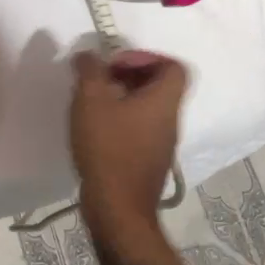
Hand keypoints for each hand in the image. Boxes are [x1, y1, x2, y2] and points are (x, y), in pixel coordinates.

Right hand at [69, 48, 187, 229]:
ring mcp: (161, 143)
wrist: (117, 208)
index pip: (174, 67)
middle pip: (159, 85)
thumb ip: (90, 69)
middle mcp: (169, 121)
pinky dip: (120, 117)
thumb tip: (90, 56)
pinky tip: (94, 126)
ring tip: (92, 100)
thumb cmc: (108, 147)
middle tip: (100, 78)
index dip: (147, 57)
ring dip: (121, 95)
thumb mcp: (91, 99)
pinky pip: (140, 126)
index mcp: (163, 102)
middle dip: (128, 74)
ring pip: (148, 107)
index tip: (116, 63)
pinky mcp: (147, 160)